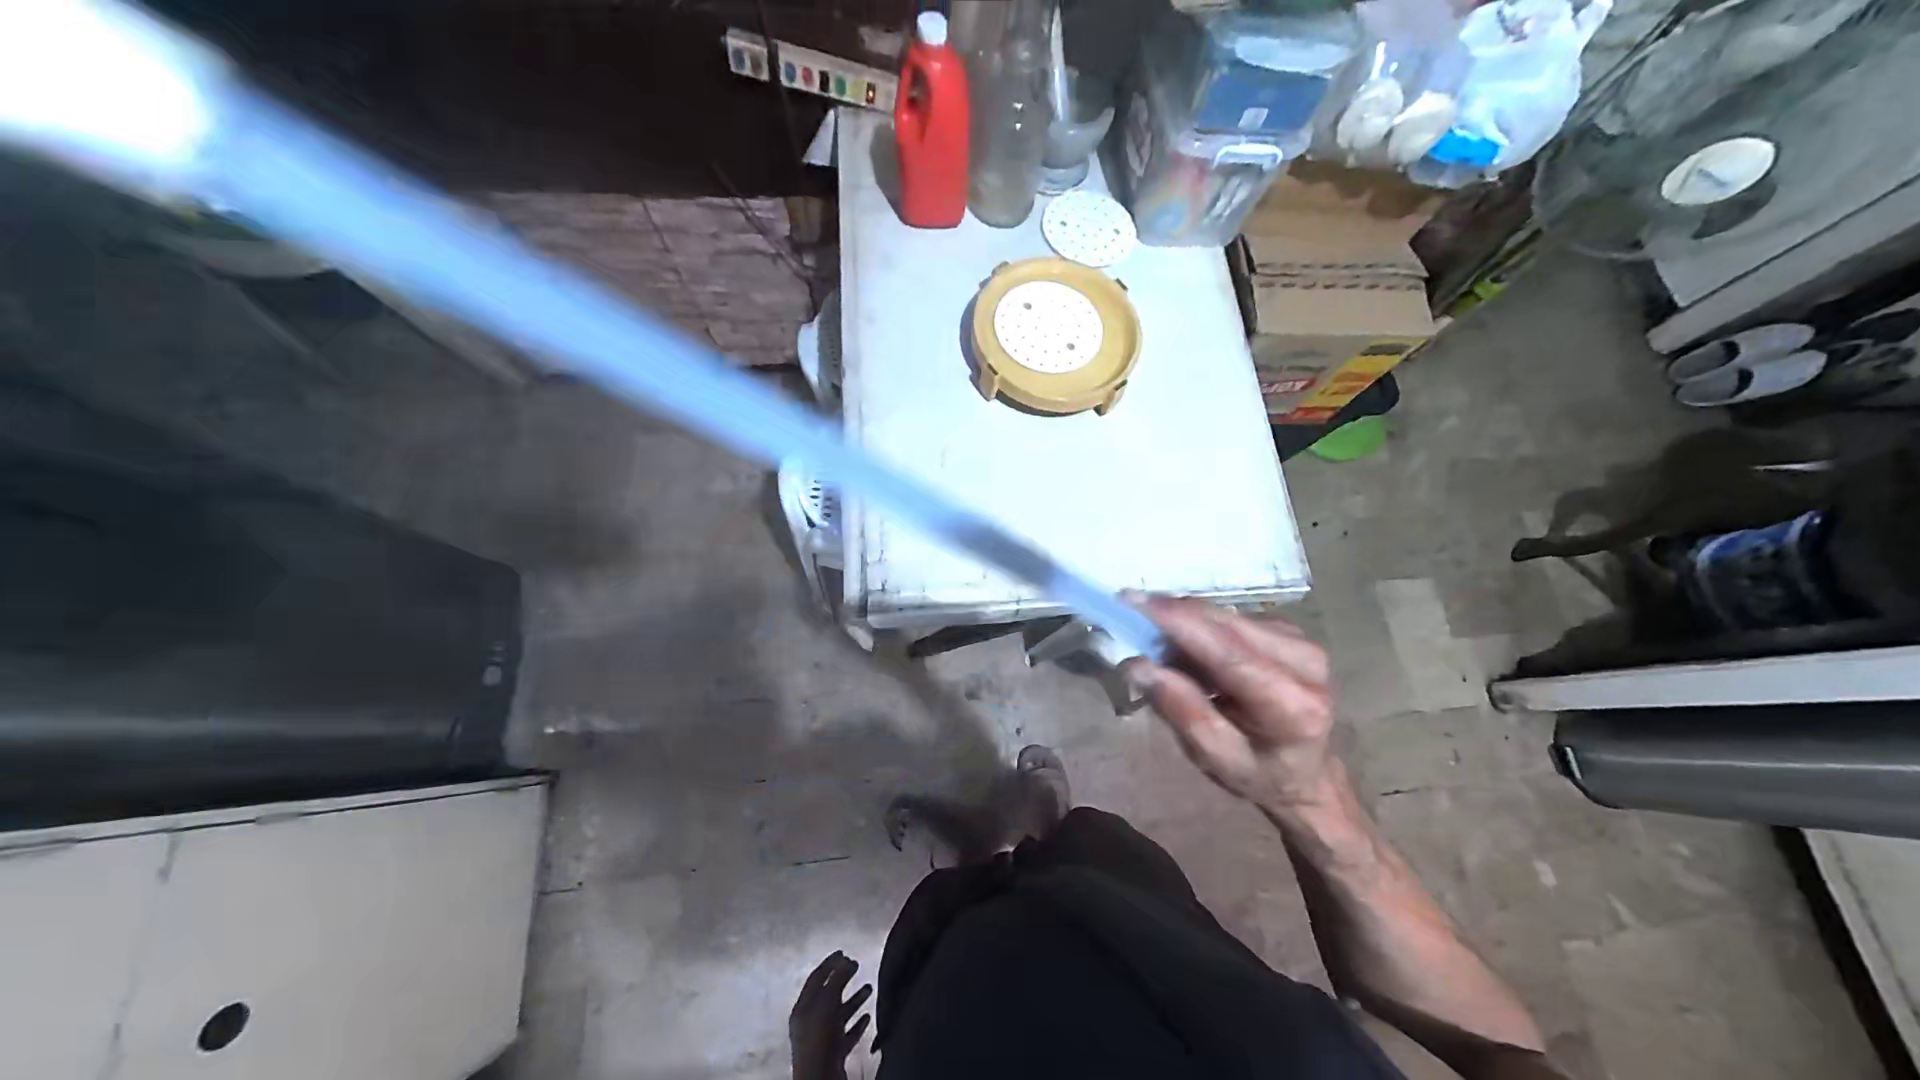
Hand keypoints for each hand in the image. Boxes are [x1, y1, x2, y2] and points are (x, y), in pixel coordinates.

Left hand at [789, 951, 871, 1079]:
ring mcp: (822, 1039)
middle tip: (857, 964)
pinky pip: (847, 1033)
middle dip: (842, 979)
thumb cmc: (820, 1039)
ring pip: (839, 1013)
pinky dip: (857, 1023)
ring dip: (853, 999)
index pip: (816, 978)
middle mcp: (810, 1022)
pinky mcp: (834, 1054)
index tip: (843, 951)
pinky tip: (868, 1016)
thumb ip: (836, 980)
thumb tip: (846, 960)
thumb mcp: (827, 1002)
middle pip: (827, 994)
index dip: (829, 963)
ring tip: (869, 987)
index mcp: (802, 1009)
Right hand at [1123, 596, 1337, 811]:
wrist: (1307, 772)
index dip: (1179, 623)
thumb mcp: (1214, 757)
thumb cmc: (1258, 772)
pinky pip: (1231, 617)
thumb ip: (1181, 710)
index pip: (1228, 652)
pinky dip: (1199, 624)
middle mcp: (1305, 663)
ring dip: (1183, 619)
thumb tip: (1138, 664)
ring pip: (1225, 614)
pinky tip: (1183, 643)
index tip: (1133, 603)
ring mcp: (1300, 641)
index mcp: (1292, 705)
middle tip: (1126, 613)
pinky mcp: (1288, 630)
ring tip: (1151, 637)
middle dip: (1172, 614)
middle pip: (1225, 624)